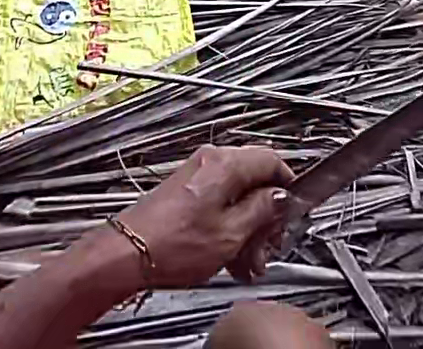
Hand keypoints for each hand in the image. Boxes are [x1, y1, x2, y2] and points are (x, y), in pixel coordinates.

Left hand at [114, 145, 293, 286]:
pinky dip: (230, 224)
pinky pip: (220, 201)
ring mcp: (198, 173)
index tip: (294, 211)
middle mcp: (212, 160)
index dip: (288, 185)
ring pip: (238, 193)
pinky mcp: (187, 189)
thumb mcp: (230, 233)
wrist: (128, 253)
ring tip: (248, 262)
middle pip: (255, 178)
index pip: (271, 159)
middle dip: (266, 216)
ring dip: (249, 227)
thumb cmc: (174, 243)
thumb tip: (281, 198)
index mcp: (226, 163)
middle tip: (268, 248)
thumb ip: (262, 211)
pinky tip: (230, 257)